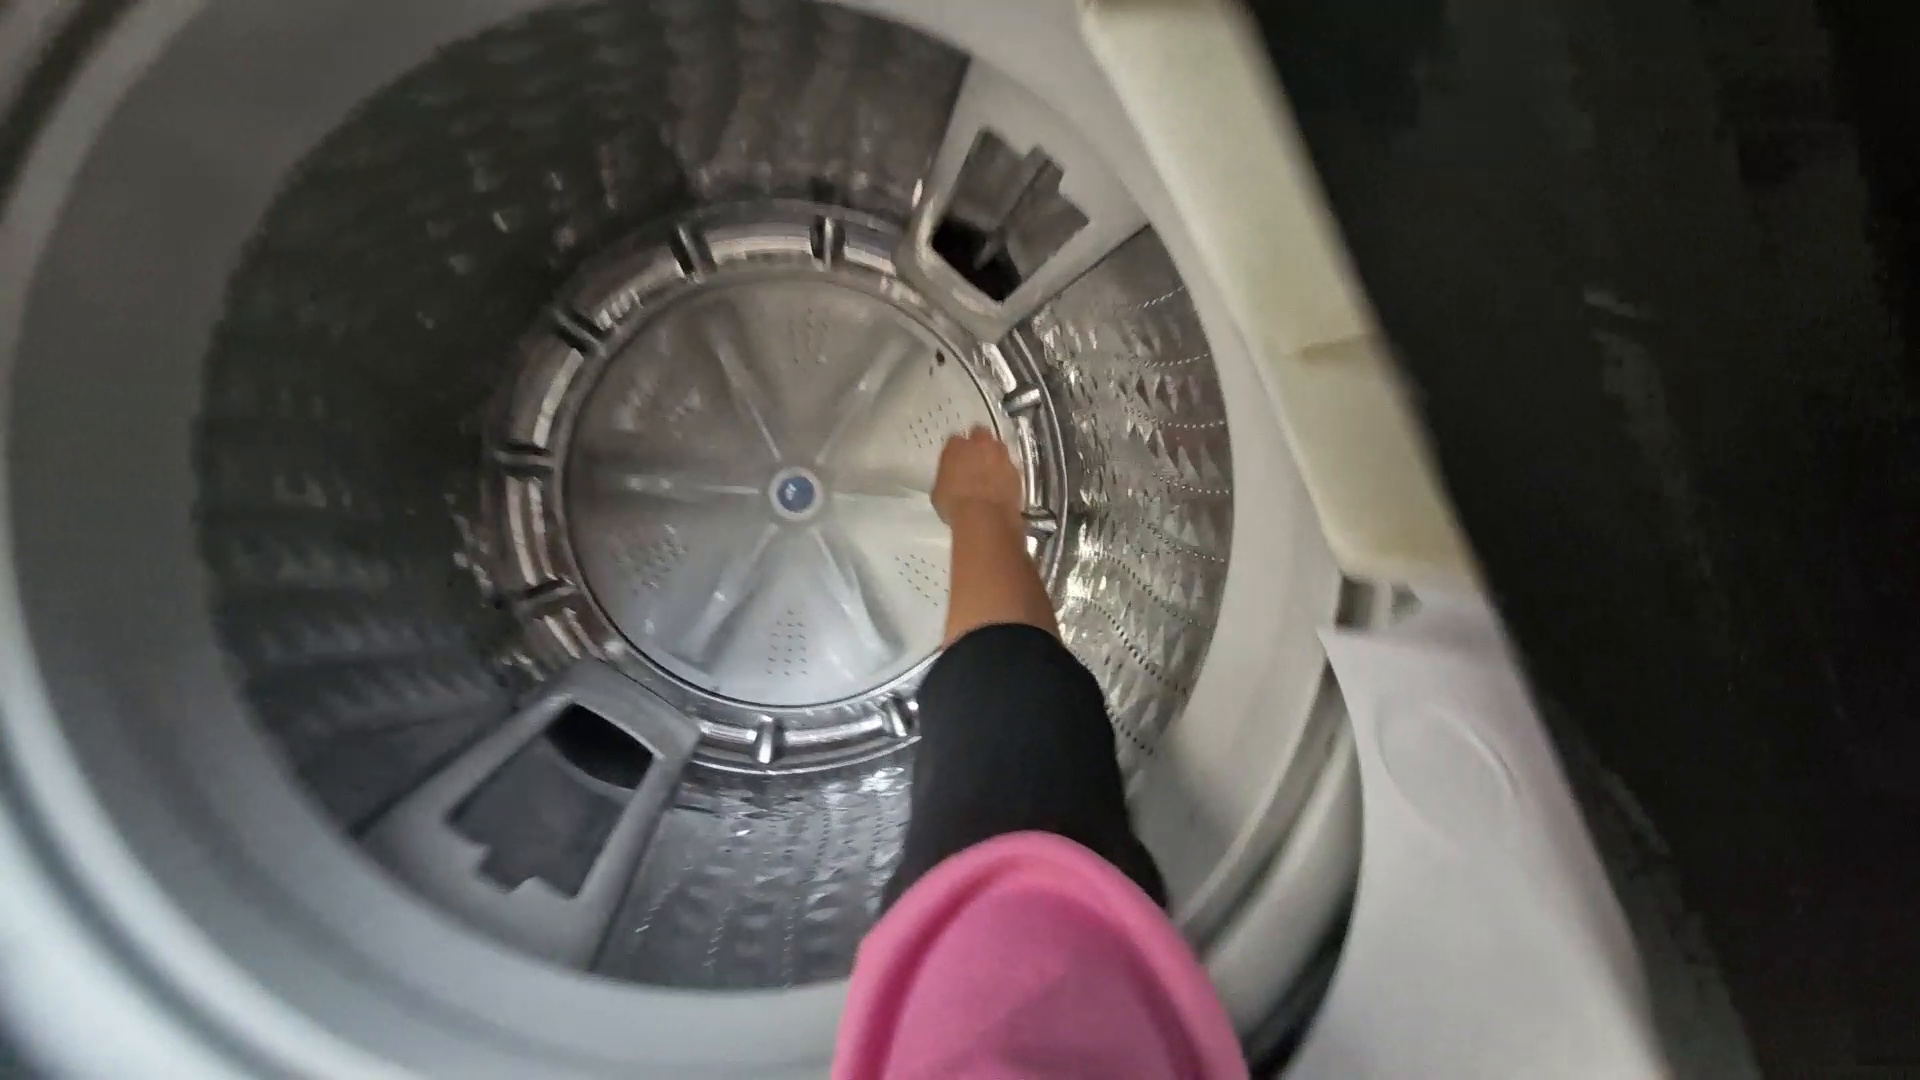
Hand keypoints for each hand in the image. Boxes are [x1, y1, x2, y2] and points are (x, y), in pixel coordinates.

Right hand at [931, 427, 1023, 528]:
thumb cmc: (954, 505)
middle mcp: (979, 445)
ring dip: (994, 455)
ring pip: (998, 447)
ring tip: (990, 469)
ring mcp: (1000, 455)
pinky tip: (1001, 484)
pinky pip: (1009, 466)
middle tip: (975, 457)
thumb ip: (945, 478)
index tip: (956, 459)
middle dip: (978, 443)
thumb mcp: (939, 492)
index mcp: (955, 448)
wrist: (984, 517)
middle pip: (980, 434)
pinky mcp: (1015, 470)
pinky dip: (1005, 472)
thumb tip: (949, 480)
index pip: (955, 440)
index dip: (956, 450)